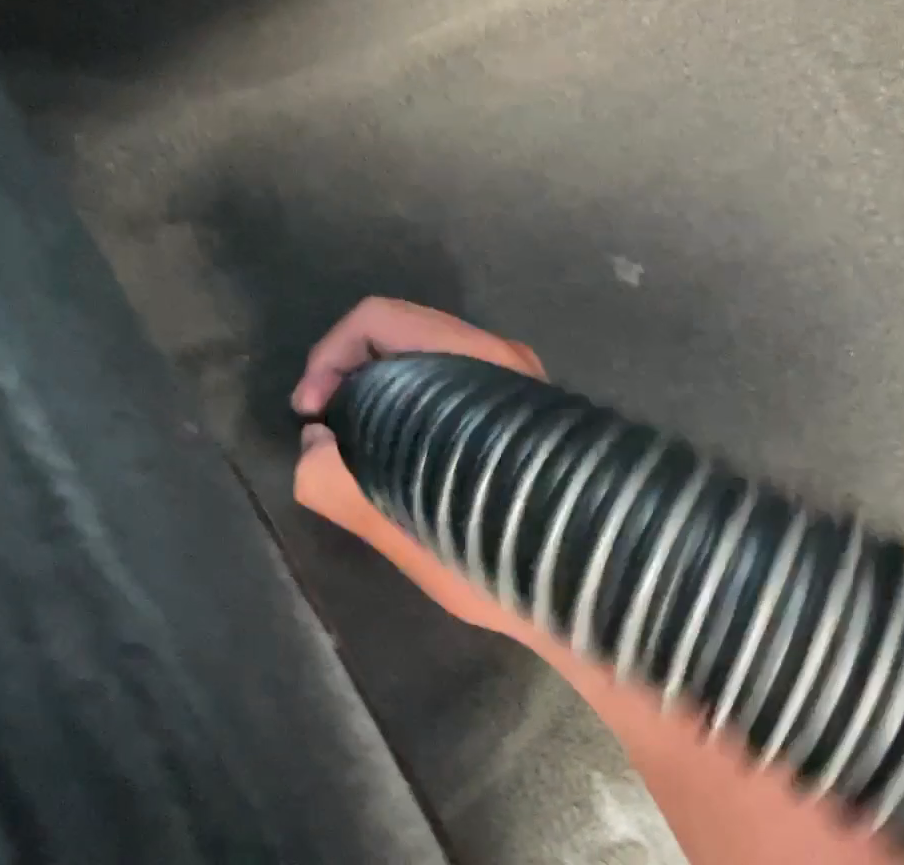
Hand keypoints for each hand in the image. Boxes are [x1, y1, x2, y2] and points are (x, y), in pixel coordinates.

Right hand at [290, 298, 549, 644]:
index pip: (380, 320)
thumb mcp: (412, 537)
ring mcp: (514, 377)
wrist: (593, 584)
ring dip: (375, 386)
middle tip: (322, 427)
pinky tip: (394, 447)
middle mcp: (500, 357)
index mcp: (477, 366)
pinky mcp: (517, 403)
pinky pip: (445, 376)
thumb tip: (313, 445)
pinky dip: (405, 397)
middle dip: (346, 369)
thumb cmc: (506, 563)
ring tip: (351, 440)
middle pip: (399, 329)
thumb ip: (345, 487)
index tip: (309, 414)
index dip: (328, 356)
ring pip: (423, 353)